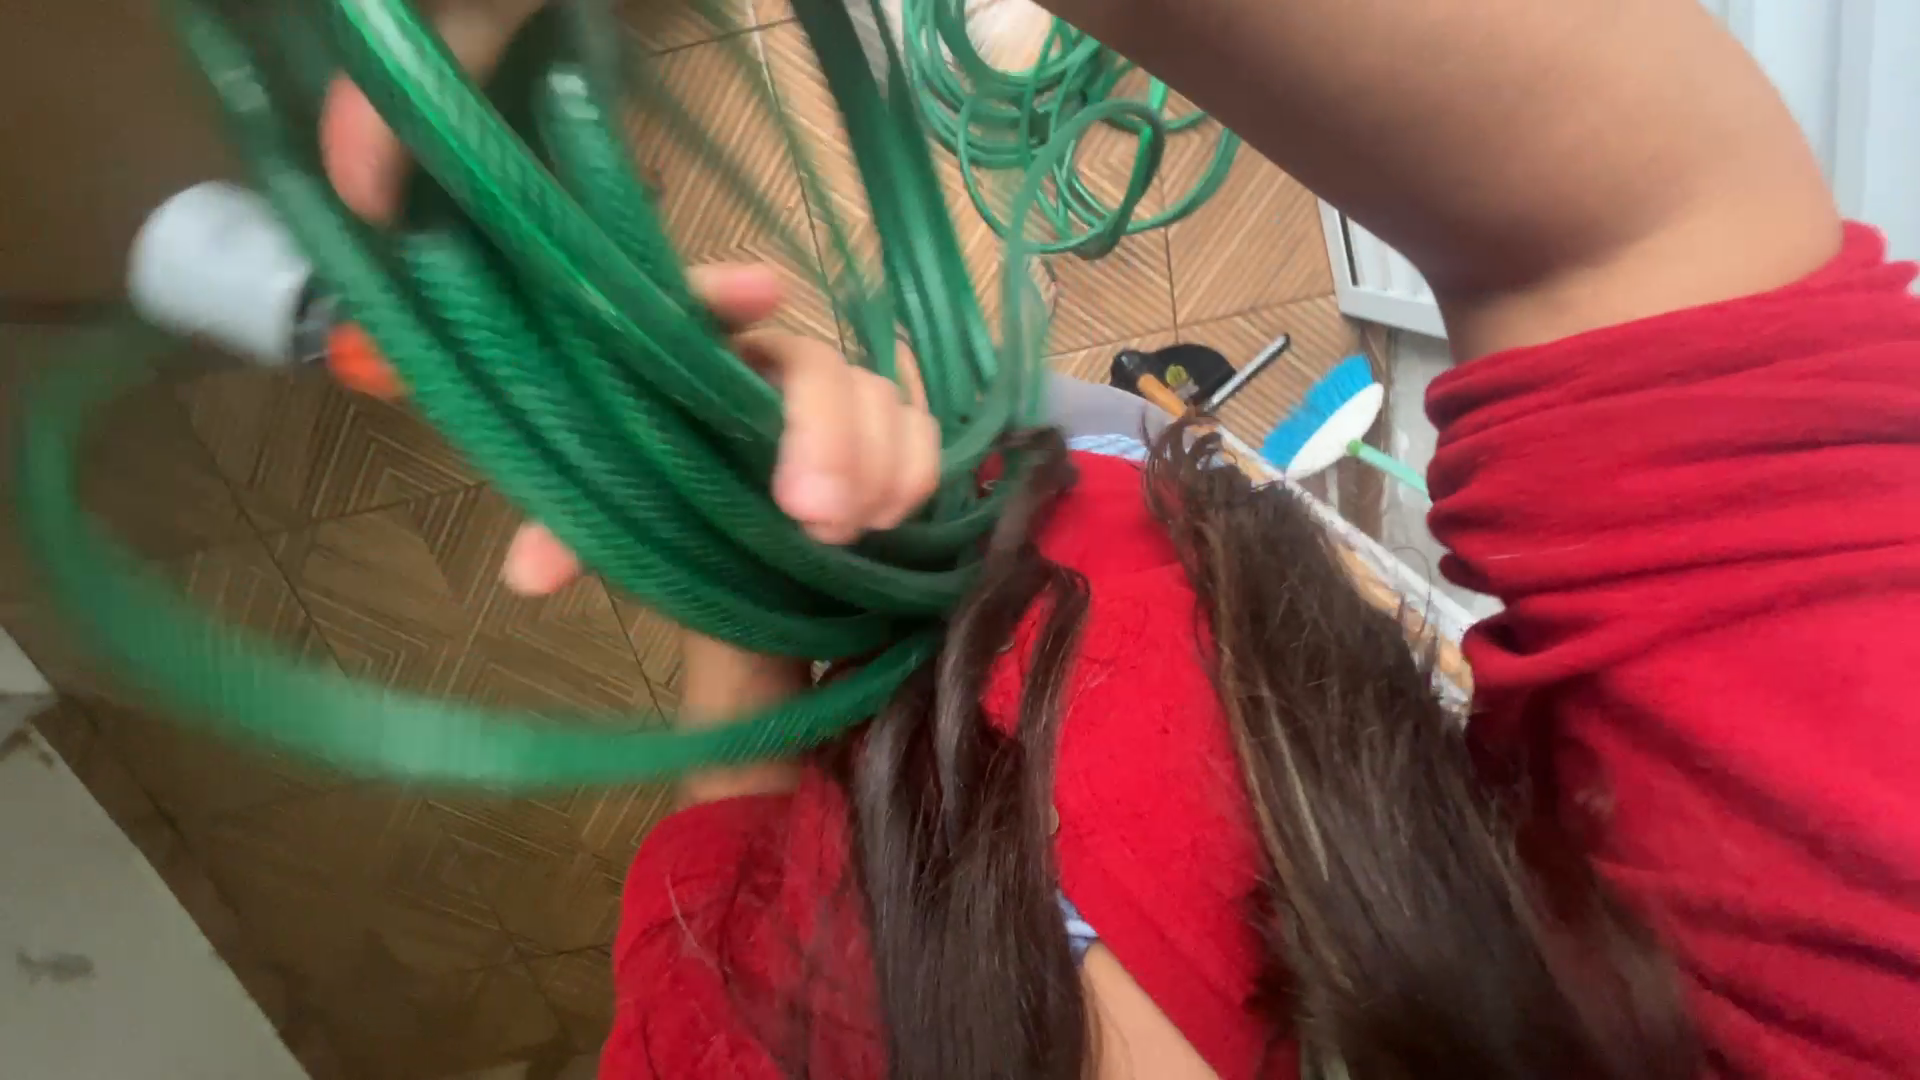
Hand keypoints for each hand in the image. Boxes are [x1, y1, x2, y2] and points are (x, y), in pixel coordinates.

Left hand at [318, 2, 942, 600]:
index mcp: (697, 361)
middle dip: (825, 433)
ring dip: (875, 464)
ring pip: (879, 398)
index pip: (704, 303)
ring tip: (847, 534)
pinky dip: (913, 473)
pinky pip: (920, 435)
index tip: (763, 294)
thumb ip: (572, 526)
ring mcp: (835, 400)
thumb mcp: (615, 509)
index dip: (731, 292)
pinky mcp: (883, 438)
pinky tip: (888, 521)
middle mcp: (771, 367)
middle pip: (817, 365)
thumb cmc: (666, 497)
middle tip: (810, 513)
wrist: (732, 532)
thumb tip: (534, 574)